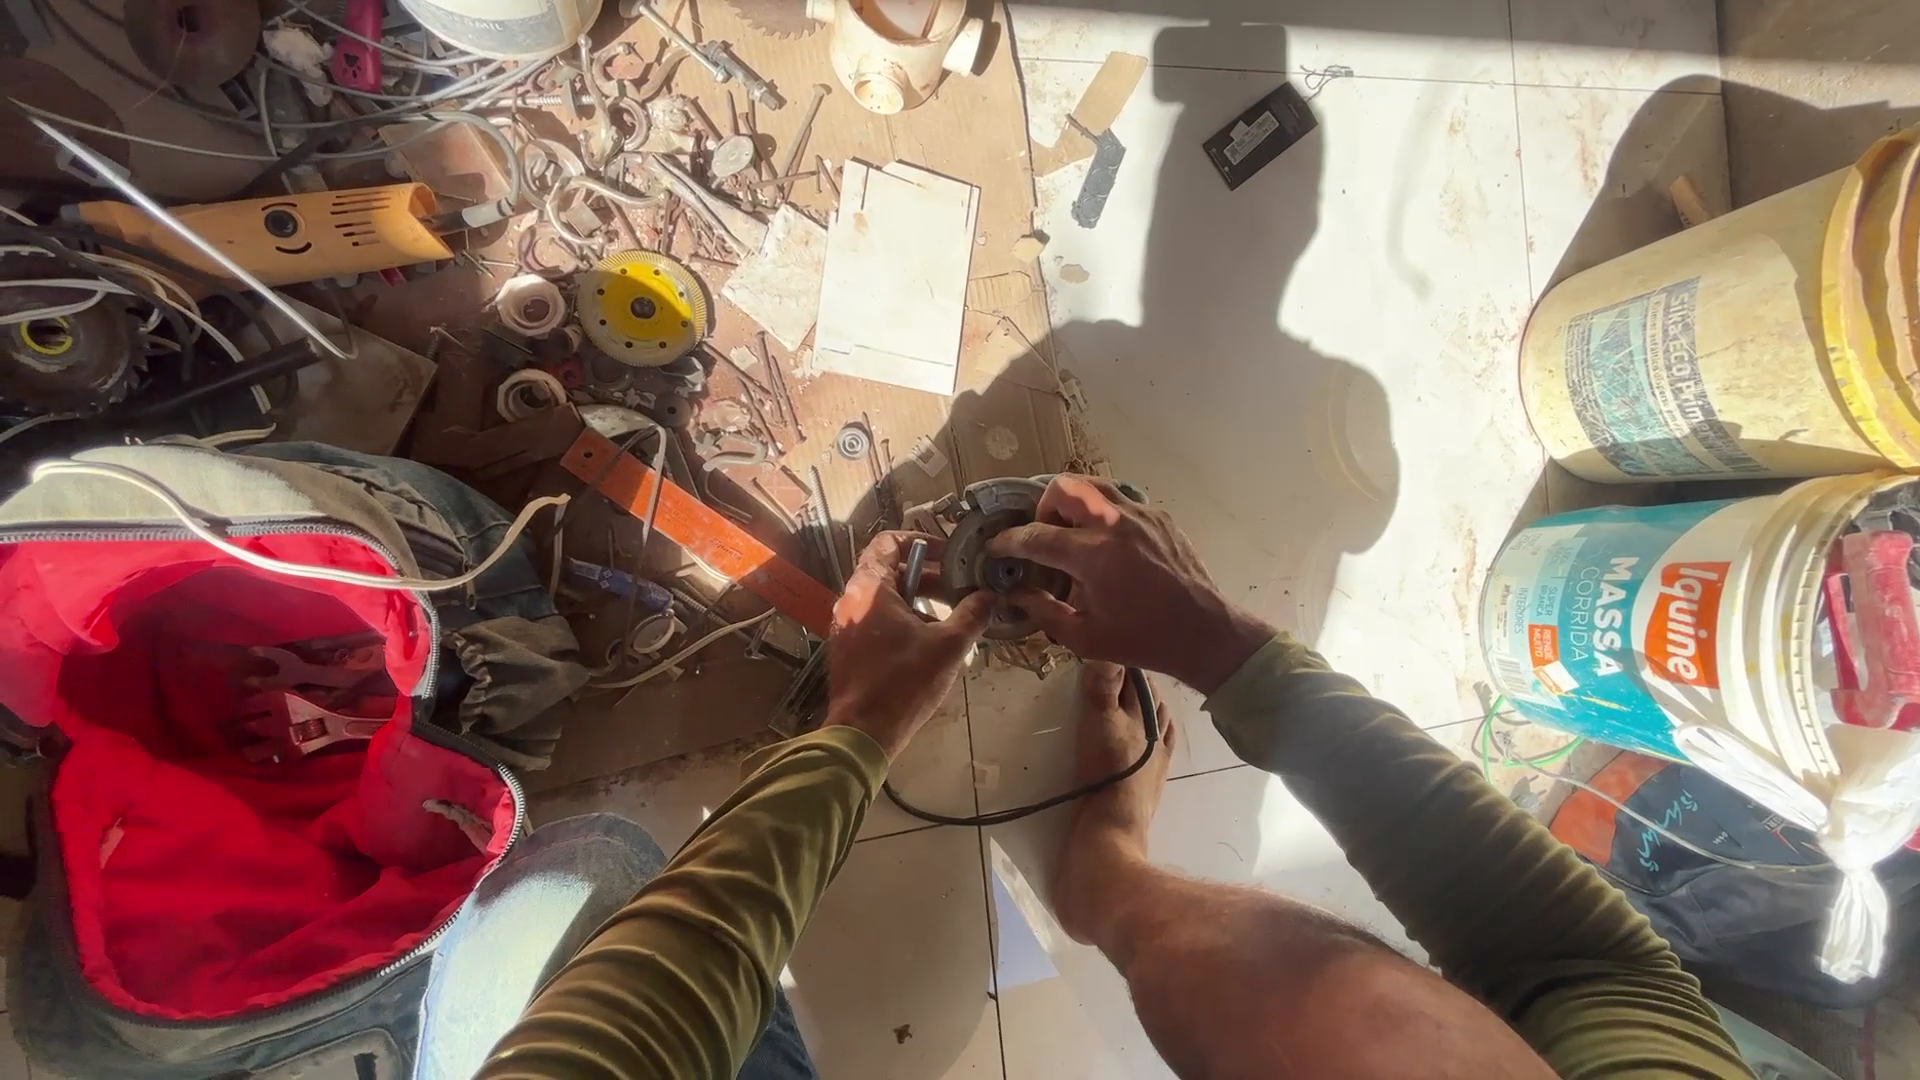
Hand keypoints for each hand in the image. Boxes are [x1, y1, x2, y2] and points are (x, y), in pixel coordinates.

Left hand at [828, 531, 996, 758]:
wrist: (862, 732)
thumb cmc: (904, 682)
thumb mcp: (948, 646)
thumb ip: (972, 615)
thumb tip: (990, 596)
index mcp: (870, 587)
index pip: (888, 541)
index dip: (921, 541)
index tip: (948, 555)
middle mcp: (851, 599)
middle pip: (889, 570)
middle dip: (927, 576)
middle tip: (958, 588)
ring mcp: (846, 625)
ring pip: (884, 597)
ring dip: (917, 600)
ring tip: (950, 617)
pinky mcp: (848, 648)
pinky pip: (876, 620)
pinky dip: (902, 620)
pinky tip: (928, 643)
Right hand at [986, 475, 1273, 694]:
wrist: (1205, 633)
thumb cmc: (1143, 640)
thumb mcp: (1084, 637)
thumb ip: (1043, 611)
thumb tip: (1016, 593)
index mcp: (1093, 555)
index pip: (1036, 535)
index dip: (1009, 542)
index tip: (997, 549)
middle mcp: (1115, 524)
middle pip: (1064, 488)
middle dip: (1043, 508)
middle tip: (1044, 535)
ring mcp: (1141, 515)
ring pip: (1093, 484)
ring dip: (1073, 503)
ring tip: (1072, 533)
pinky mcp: (1159, 516)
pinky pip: (1120, 499)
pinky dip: (1102, 512)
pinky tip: (1106, 543)